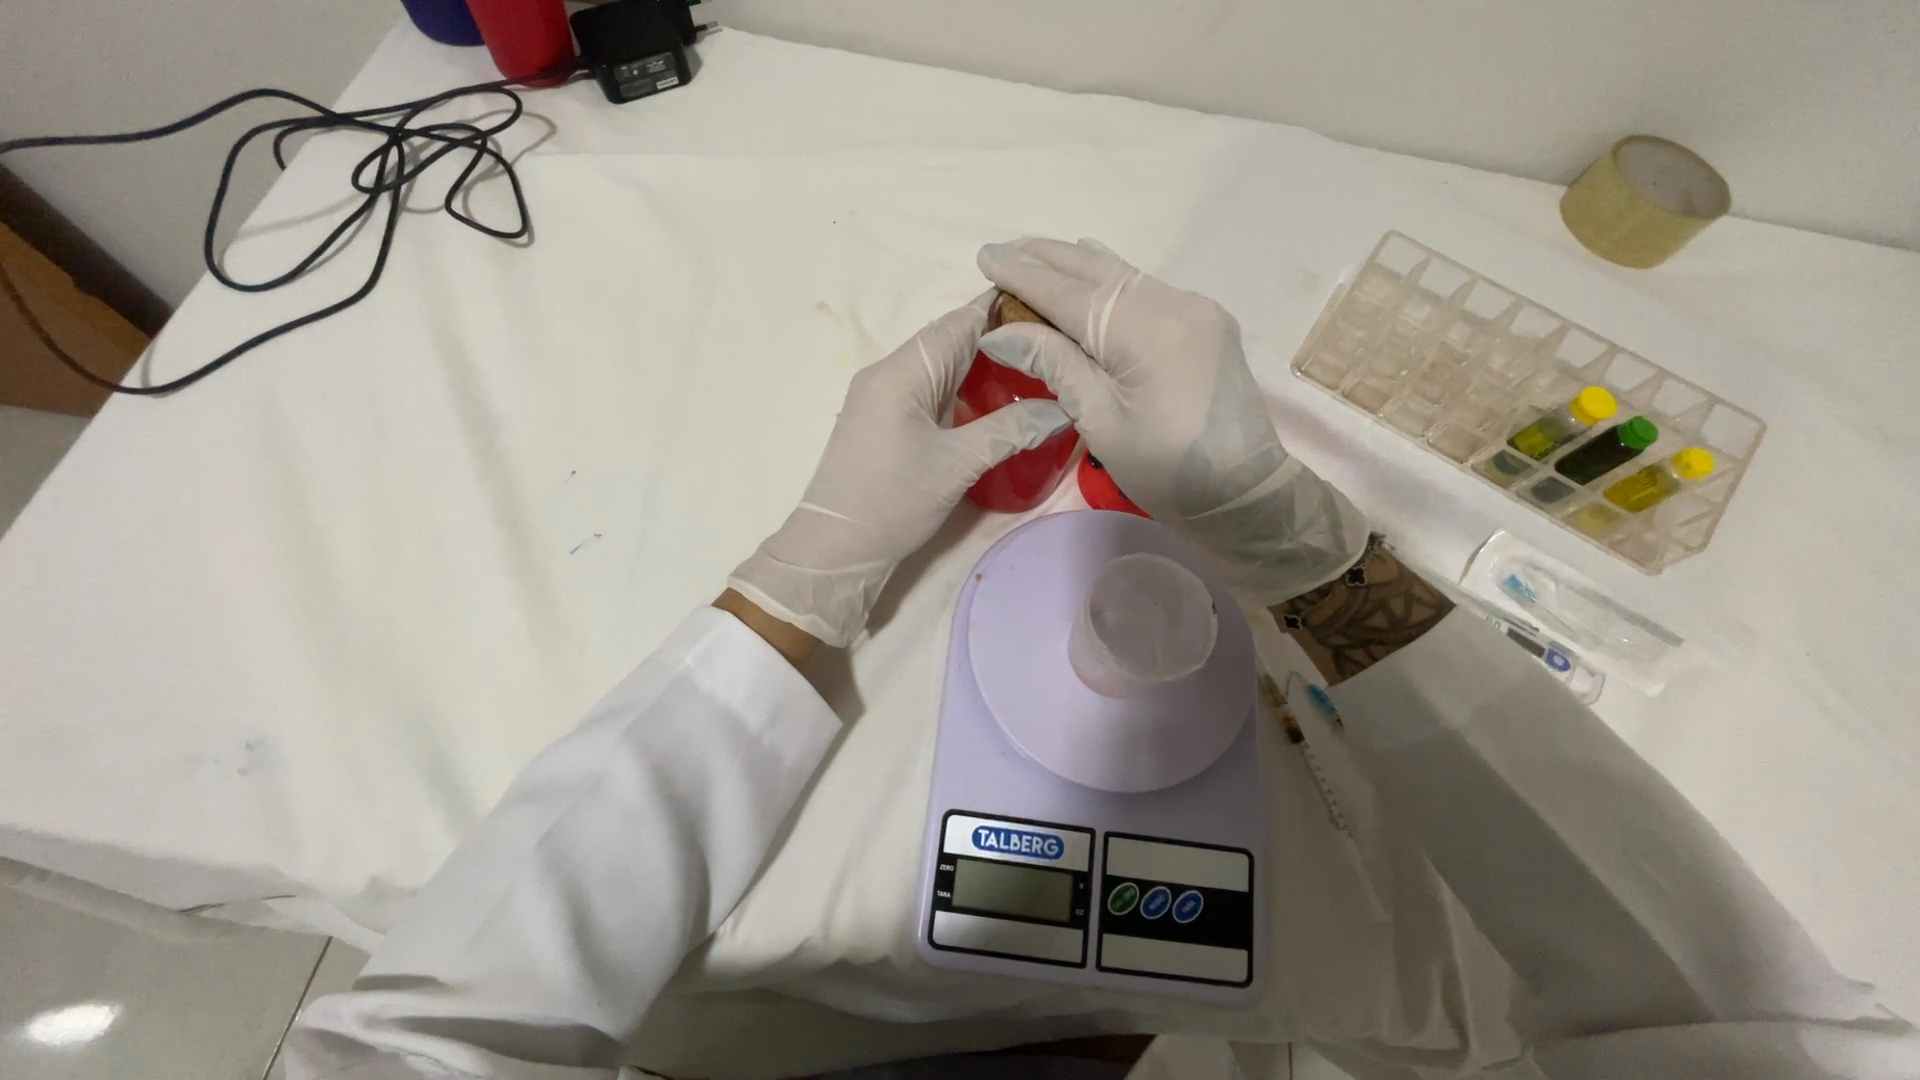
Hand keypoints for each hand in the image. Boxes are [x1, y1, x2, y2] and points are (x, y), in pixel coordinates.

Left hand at [729, 294, 1070, 646]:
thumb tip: (1063, 408)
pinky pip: (929, 389)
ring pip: (941, 365)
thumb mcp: (957, 465)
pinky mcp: (883, 418)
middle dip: (1001, 339)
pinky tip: (993, 401)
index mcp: (902, 371)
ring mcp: (882, 395)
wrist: (834, 550)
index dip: (1006, 312)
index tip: (1053, 315)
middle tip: (1054, 348)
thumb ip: (1011, 430)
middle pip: (951, 339)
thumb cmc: (891, 503)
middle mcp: (888, 372)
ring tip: (1034, 371)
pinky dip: (962, 389)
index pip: (961, 321)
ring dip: (982, 366)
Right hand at [976, 238, 1366, 603]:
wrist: (1243, 493)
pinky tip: (1089, 270)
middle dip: (1046, 259)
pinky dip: (1109, 280)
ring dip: (1076, 265)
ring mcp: (1196, 308)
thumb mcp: (1100, 423)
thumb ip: (1055, 366)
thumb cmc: (1165, 471)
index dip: (1024, 277)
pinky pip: (1147, 288)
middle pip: (1097, 271)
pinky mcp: (1205, 320)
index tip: (986, 256)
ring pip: (1123, 274)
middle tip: (1001, 249)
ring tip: (1034, 255)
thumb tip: (1001, 332)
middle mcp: (1175, 304)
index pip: (1070, 295)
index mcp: (1146, 333)